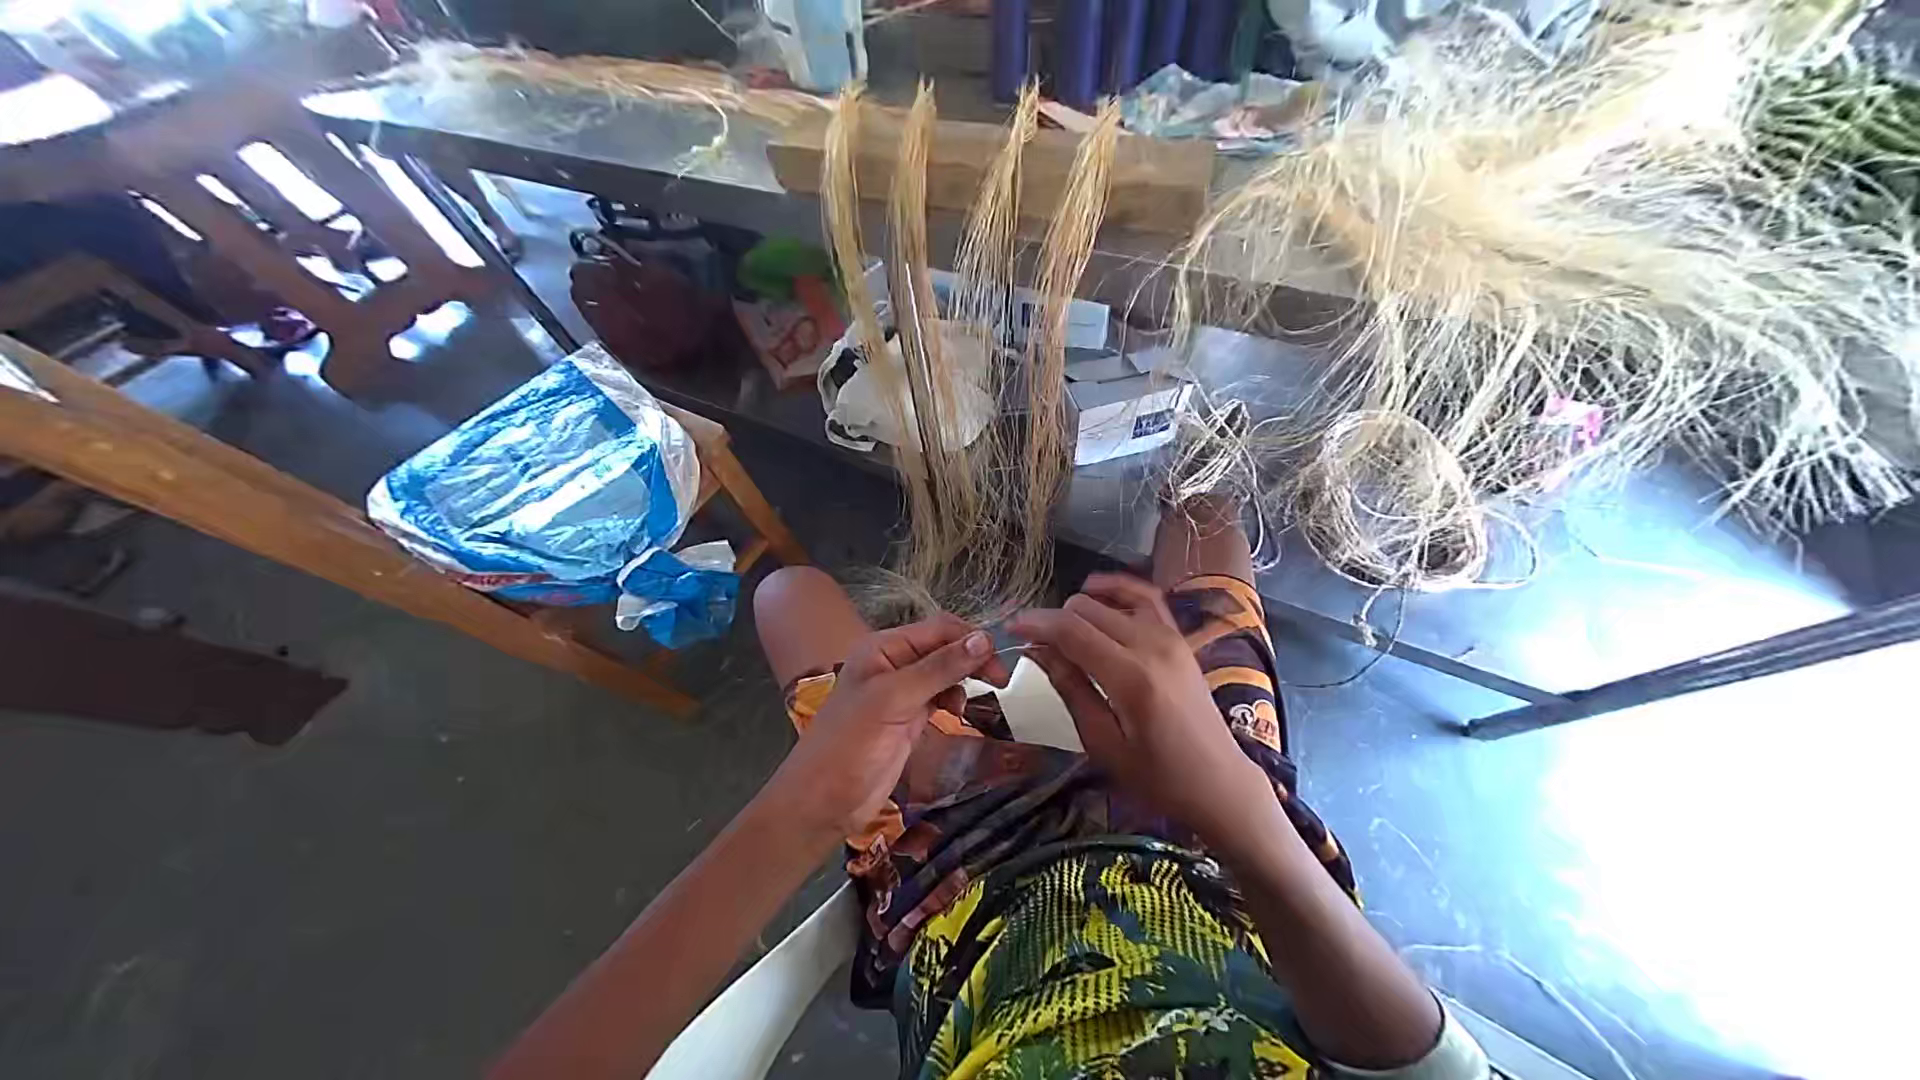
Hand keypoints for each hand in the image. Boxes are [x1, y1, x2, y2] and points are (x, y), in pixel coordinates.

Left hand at [762, 615, 1008, 841]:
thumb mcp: (895, 699)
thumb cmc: (851, 744)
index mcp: (883, 647)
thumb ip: (940, 668)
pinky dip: (954, 700)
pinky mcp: (908, 718)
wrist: (822, 803)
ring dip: (965, 680)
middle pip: (944, 648)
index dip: (970, 638)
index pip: (938, 629)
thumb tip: (984, 638)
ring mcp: (901, 692)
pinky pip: (939, 697)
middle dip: (972, 658)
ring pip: (945, 673)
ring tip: (980, 698)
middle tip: (1001, 681)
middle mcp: (893, 662)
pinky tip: (958, 712)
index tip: (1000, 659)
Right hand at [1010, 573, 1274, 851]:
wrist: (1218, 783)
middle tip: (1038, 646)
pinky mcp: (1179, 638)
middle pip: (1087, 610)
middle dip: (1054, 621)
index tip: (1012, 629)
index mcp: (1130, 677)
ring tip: (1062, 629)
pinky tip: (1095, 590)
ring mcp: (1170, 637)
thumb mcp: (1102, 742)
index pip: (1071, 630)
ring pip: (1111, 599)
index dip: (1036, 624)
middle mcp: (1151, 646)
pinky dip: (1118, 588)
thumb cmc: (1156, 776)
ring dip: (1080, 608)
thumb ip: (1071, 688)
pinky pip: (1145, 597)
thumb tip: (1038, 650)